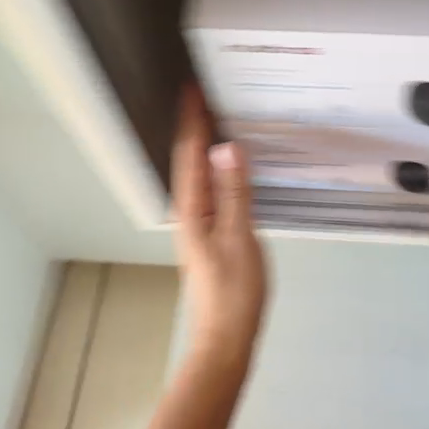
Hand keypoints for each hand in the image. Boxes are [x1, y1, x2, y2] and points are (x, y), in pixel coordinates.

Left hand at [172, 86, 267, 362]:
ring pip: (200, 176)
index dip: (191, 121)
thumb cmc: (233, 291)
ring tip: (218, 118)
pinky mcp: (212, 236)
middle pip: (190, 161)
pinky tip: (232, 167)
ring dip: (206, 146)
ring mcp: (200, 226)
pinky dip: (219, 169)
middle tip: (206, 94)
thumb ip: (235, 192)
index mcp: (192, 210)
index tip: (192, 88)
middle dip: (195, 127)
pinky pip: (212, 190)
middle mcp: (190, 214)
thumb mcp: (239, 238)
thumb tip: (227, 147)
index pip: (190, 155)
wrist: (226, 340)